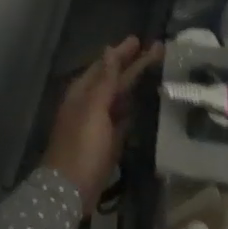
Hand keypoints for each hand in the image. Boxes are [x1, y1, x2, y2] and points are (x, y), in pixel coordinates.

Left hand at [44, 37, 164, 213]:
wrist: (70, 189)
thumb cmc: (81, 146)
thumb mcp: (93, 110)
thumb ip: (104, 81)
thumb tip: (108, 50)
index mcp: (82, 94)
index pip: (105, 66)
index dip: (121, 53)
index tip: (139, 39)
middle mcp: (89, 104)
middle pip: (114, 80)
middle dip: (133, 65)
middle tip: (157, 50)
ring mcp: (98, 124)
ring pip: (118, 98)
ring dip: (134, 85)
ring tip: (154, 72)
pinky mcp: (107, 142)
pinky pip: (121, 119)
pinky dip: (131, 109)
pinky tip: (142, 104)